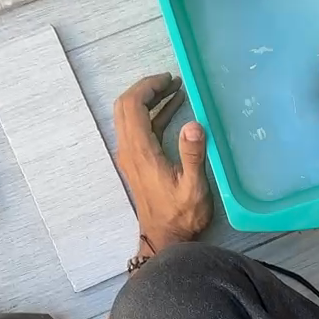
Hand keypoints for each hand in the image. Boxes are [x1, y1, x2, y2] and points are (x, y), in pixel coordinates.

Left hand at [114, 74, 210, 257]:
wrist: (165, 239)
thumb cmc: (182, 216)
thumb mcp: (193, 187)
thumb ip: (193, 155)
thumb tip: (193, 124)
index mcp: (141, 151)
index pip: (133, 106)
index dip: (148, 87)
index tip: (170, 79)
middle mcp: (130, 150)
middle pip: (125, 106)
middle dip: (146, 88)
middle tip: (171, 81)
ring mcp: (131, 156)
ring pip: (129, 116)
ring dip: (148, 100)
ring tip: (175, 90)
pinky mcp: (137, 161)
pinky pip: (138, 128)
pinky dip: (152, 114)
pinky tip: (174, 110)